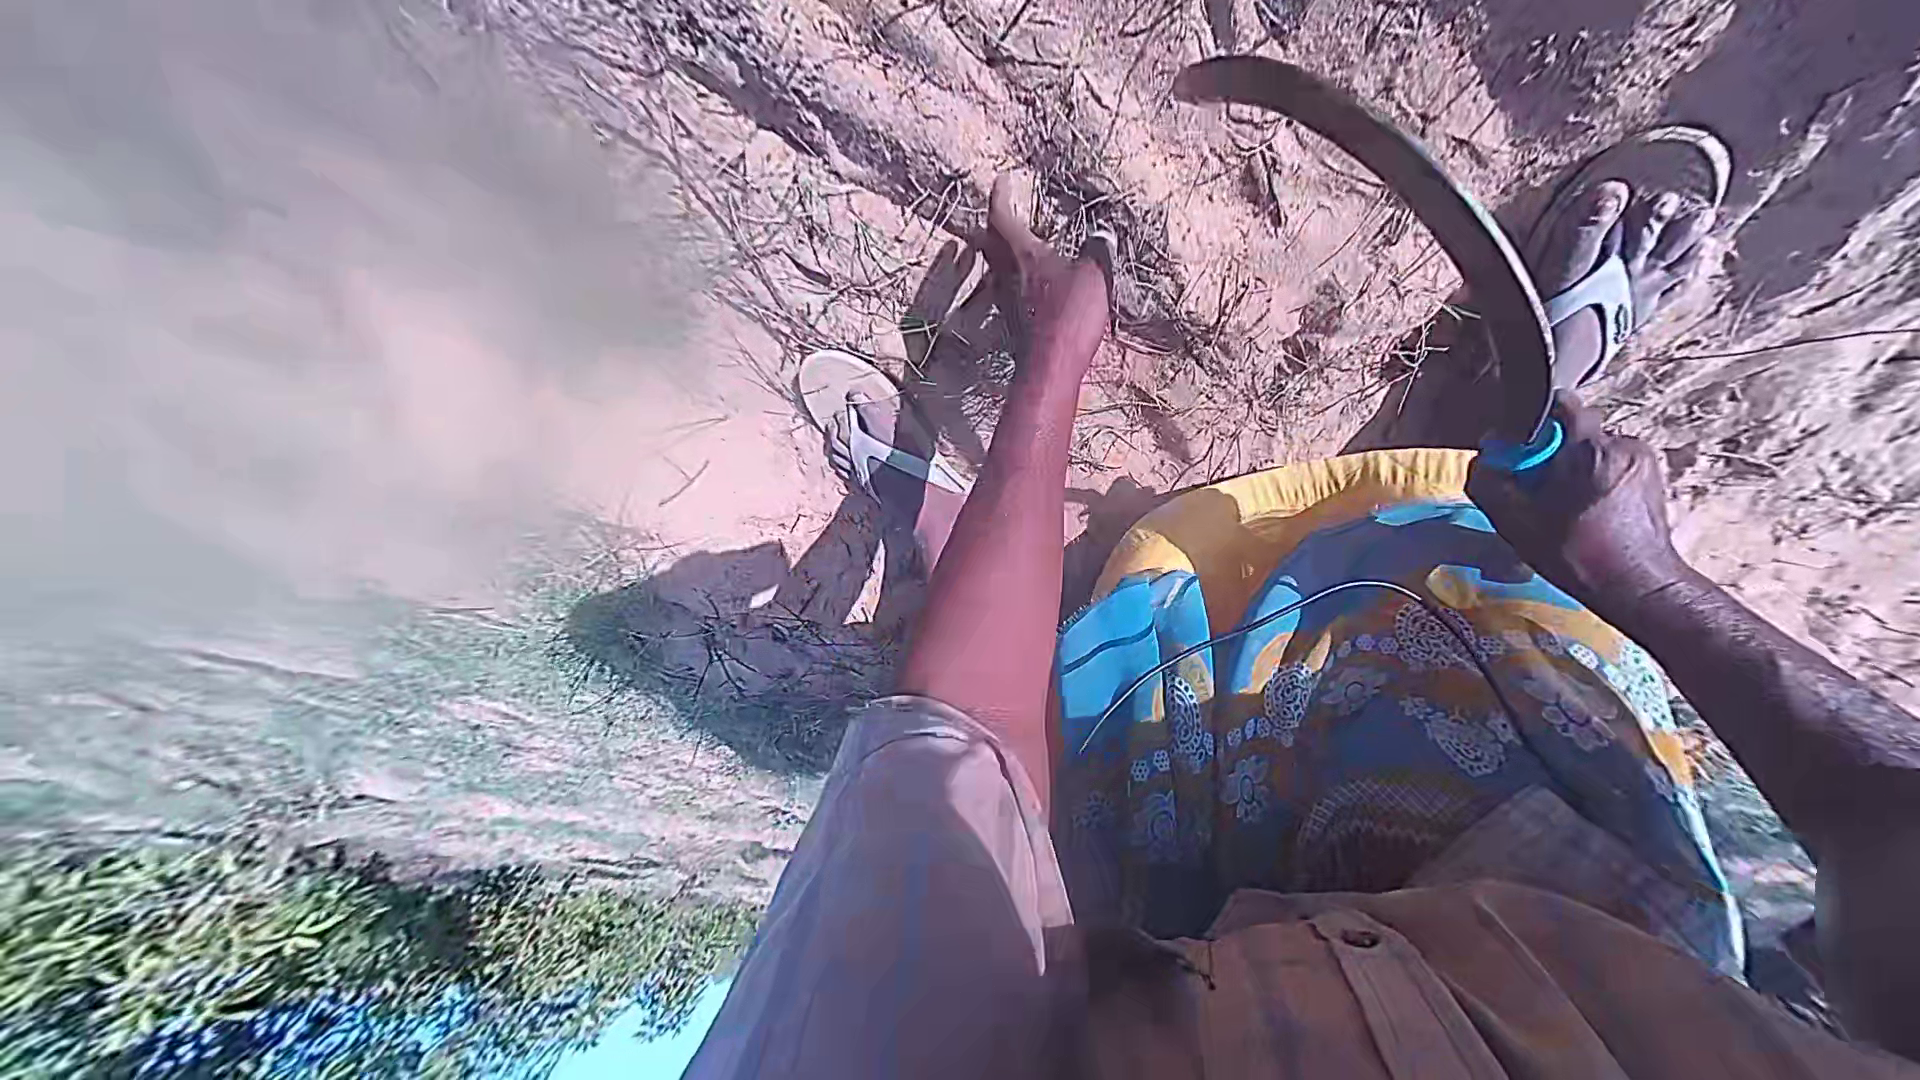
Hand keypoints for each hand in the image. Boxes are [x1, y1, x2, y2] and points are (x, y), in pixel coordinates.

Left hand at [973, 174, 1110, 369]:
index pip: (1000, 216)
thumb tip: (1104, 233)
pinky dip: (1010, 282)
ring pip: (992, 270)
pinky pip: (1003, 294)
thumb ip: (1099, 249)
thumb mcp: (1095, 273)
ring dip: (997, 256)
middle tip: (1000, 215)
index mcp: (1021, 253)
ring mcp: (1003, 302)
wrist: (1050, 365)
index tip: (1003, 182)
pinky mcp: (1010, 325)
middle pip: (987, 244)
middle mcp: (1005, 275)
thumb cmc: (1070, 312)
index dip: (999, 197)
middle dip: (991, 226)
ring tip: (1011, 249)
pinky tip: (1024, 287)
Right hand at [1467, 391, 1693, 628]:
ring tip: (1553, 504)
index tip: (1513, 452)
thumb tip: (1484, 456)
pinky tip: (1575, 509)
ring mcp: (1643, 460)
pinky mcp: (1651, 475)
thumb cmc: (1573, 552)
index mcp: (1591, 451)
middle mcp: (1624, 446)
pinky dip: (1583, 478)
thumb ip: (1488, 481)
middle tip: (1528, 488)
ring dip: (1564, 468)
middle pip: (1569, 432)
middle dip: (1543, 453)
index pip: (1560, 406)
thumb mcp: (1512, 519)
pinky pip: (1604, 462)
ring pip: (1586, 449)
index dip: (1528, 423)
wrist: (1635, 584)